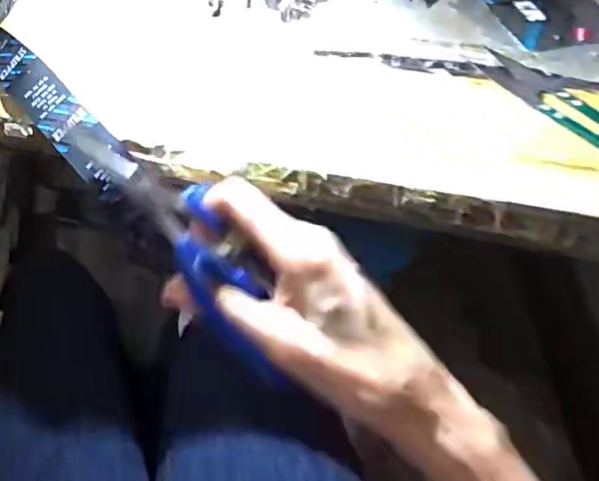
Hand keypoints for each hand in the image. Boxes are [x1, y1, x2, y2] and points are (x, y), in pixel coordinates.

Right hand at [160, 178, 535, 480]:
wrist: (423, 404)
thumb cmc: (352, 371)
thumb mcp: (277, 342)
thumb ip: (221, 303)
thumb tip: (175, 286)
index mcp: (297, 247)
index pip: (234, 194)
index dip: (201, 205)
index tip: (187, 241)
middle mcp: (308, 235)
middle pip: (240, 210)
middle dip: (209, 236)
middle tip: (196, 275)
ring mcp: (318, 247)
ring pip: (253, 229)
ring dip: (226, 254)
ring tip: (216, 293)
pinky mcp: (323, 263)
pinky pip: (270, 245)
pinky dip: (247, 264)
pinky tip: (247, 298)